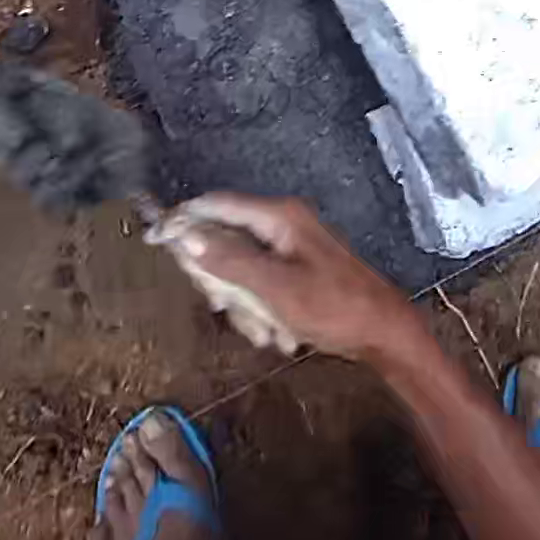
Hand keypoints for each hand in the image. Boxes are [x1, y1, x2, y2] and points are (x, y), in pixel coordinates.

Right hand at [154, 194, 423, 362]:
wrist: (383, 331)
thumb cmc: (333, 307)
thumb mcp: (276, 288)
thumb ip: (230, 261)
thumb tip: (187, 236)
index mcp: (277, 217)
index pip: (217, 204)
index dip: (183, 218)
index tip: (155, 239)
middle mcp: (280, 223)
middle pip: (225, 241)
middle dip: (223, 283)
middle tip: (227, 307)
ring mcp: (289, 246)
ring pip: (240, 270)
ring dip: (246, 306)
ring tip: (268, 333)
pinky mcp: (294, 268)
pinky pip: (260, 284)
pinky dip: (263, 310)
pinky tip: (281, 335)